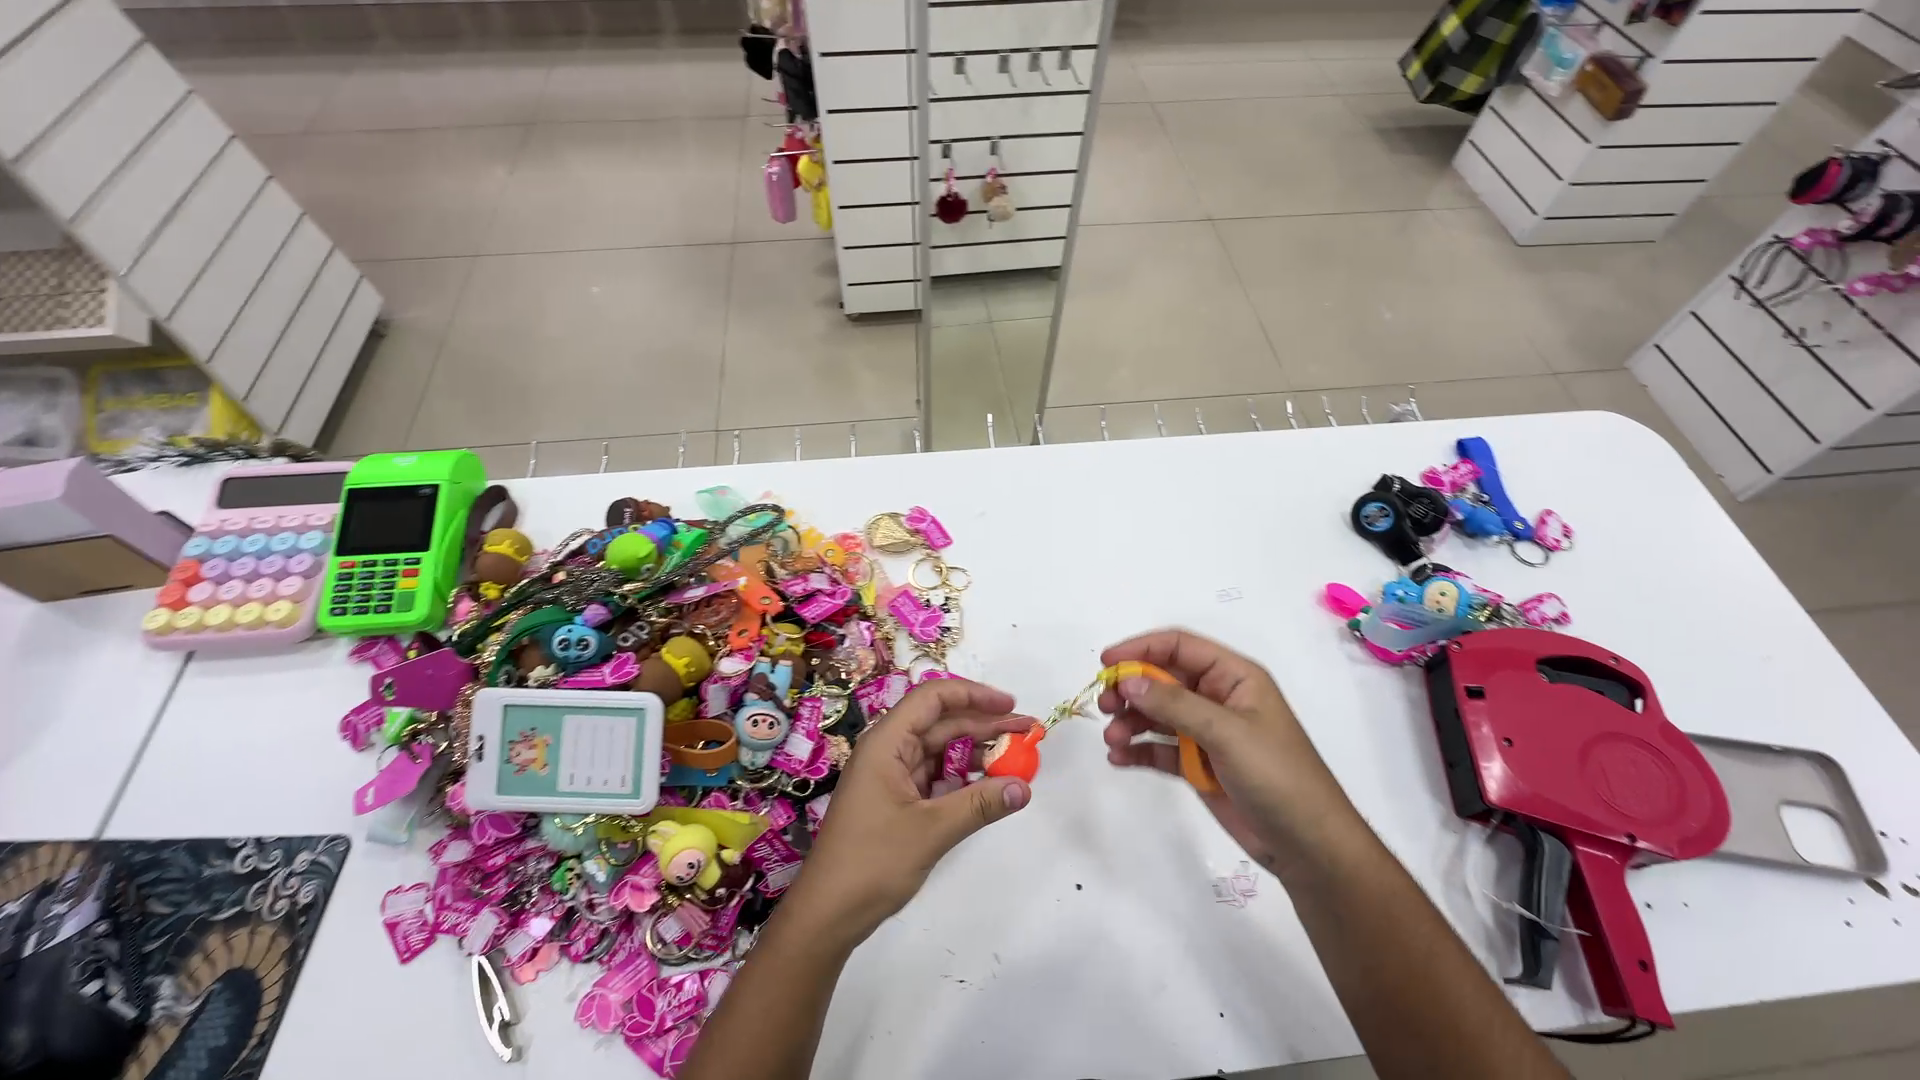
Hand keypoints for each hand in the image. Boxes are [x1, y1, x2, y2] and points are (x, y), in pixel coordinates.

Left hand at [783, 678, 1033, 944]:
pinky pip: (935, 777)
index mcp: (886, 742)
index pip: (932, 697)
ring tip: (1017, 760)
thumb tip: (1025, 787)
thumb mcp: (932, 830)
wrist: (828, 912)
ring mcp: (891, 776)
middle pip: (941, 723)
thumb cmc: (872, 862)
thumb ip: (980, 805)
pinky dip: (963, 779)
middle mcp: (888, 751)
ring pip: (941, 751)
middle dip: (985, 725)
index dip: (974, 694)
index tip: (1011, 706)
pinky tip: (990, 787)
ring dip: (977, 753)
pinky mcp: (896, 801)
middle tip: (1029, 734)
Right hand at [1097, 629, 1361, 877]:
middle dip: (1131, 689)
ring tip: (1113, 740)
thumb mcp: (1227, 733)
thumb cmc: (1277, 776)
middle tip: (1105, 706)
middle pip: (1163, 680)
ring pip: (1157, 715)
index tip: (1105, 663)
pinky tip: (1119, 758)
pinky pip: (1160, 748)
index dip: (1141, 649)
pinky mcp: (1199, 766)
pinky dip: (1138, 750)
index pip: (1180, 647)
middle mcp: (1218, 699)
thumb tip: (1127, 681)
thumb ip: (1175, 705)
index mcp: (1235, 677)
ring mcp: (1208, 733)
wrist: (1308, 844)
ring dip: (1131, 722)